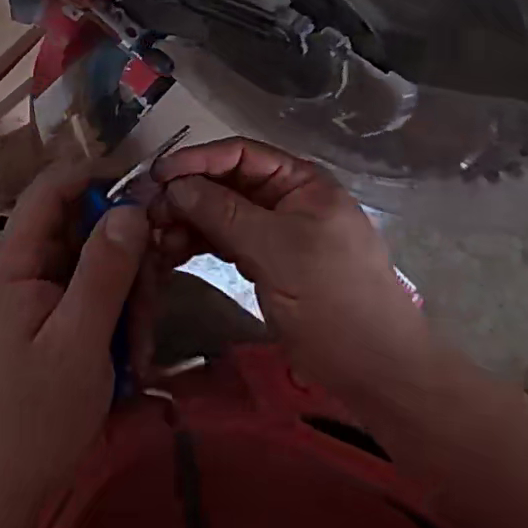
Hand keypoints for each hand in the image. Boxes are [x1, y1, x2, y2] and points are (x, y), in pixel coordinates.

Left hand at [0, 161, 149, 520]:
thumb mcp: (79, 341)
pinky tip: (128, 358)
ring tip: (137, 351)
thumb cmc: (35, 416)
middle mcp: (20, 267)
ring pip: (92, 264)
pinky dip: (114, 317)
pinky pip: (88, 295)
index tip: (147, 196)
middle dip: (123, 260)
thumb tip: (129, 207)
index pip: (51, 189)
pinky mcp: (47, 319)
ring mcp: (33, 294)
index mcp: (12, 261)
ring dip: (125, 298)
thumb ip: (104, 270)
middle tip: (148, 305)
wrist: (2, 489)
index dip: (97, 178)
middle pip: (81, 229)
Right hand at [150, 137, 428, 395]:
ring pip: (219, 212)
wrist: (377, 373)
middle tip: (150, 215)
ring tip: (156, 238)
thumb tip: (173, 186)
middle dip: (187, 195)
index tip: (157, 176)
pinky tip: (171, 252)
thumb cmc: (334, 301)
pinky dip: (197, 243)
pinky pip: (223, 240)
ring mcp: (274, 231)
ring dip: (187, 221)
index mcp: (300, 182)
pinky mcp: (265, 261)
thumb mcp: (277, 250)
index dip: (196, 160)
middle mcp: (285, 199)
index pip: (239, 154)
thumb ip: (223, 213)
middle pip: (225, 182)